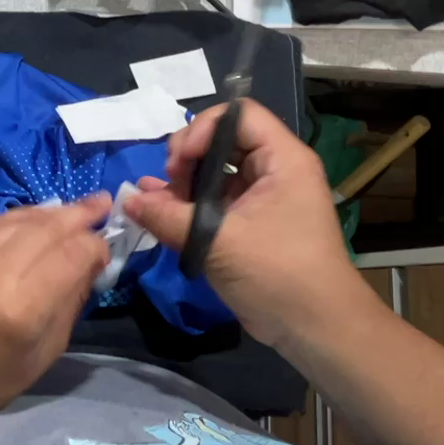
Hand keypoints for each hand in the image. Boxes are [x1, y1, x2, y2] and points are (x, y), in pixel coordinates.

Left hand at [0, 194, 112, 423]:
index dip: (95, 246)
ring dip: (53, 210)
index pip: (72, 255)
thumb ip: (71, 301)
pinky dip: (23, 214)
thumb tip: (93, 262)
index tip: (106, 250)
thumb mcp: (45, 351)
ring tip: (78, 207)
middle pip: (48, 229)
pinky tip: (41, 215)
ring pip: (22, 218)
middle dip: (79, 215)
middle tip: (103, 203)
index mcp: (23, 308)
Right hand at [122, 99, 379, 350]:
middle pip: (221, 139)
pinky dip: (186, 203)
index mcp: (283, 160)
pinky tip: (157, 211)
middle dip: (187, 157)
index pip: (238, 115)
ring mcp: (260, 197)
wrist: (315, 329)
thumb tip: (128, 200)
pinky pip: (212, 199)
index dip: (203, 129)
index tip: (181, 162)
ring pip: (213, 170)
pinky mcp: (247, 222)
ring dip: (182, 182)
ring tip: (158, 203)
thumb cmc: (278, 274)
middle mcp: (273, 170)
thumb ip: (168, 217)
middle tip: (168, 184)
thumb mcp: (218, 241)